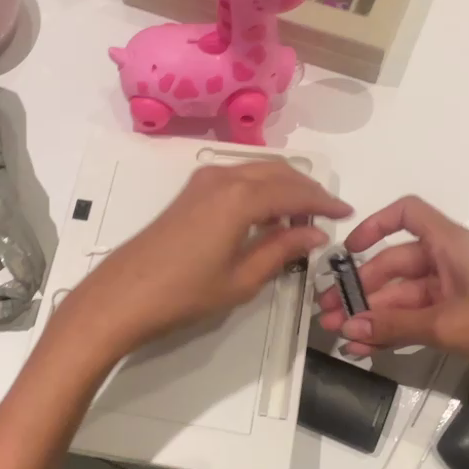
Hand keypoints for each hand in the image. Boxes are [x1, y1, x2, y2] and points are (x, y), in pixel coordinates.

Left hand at [53, 162, 351, 359]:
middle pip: (278, 174)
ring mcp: (202, 182)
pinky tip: (266, 216)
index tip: (345, 214)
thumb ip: (281, 251)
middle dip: (306, 190)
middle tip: (327, 214)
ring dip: (283, 188)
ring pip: (257, 172)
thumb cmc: (183, 294)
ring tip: (302, 218)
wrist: (122, 296)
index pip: (295, 192)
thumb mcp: (241, 279)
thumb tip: (314, 235)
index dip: (323, 203)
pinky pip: (237, 179)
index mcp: (241, 198)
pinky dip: (260, 190)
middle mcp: (223, 178)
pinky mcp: (189, 193)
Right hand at [316, 196, 468, 378]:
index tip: (347, 254)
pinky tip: (370, 348)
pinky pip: (421, 317)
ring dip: (375, 314)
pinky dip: (397, 329)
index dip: (374, 226)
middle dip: (362, 289)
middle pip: (397, 264)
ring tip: (342, 337)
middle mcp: (453, 260)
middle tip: (328, 315)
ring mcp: (460, 290)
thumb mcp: (448, 325)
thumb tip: (347, 327)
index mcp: (452, 244)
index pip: (407, 214)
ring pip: (405, 296)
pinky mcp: (467, 317)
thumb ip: (394, 325)